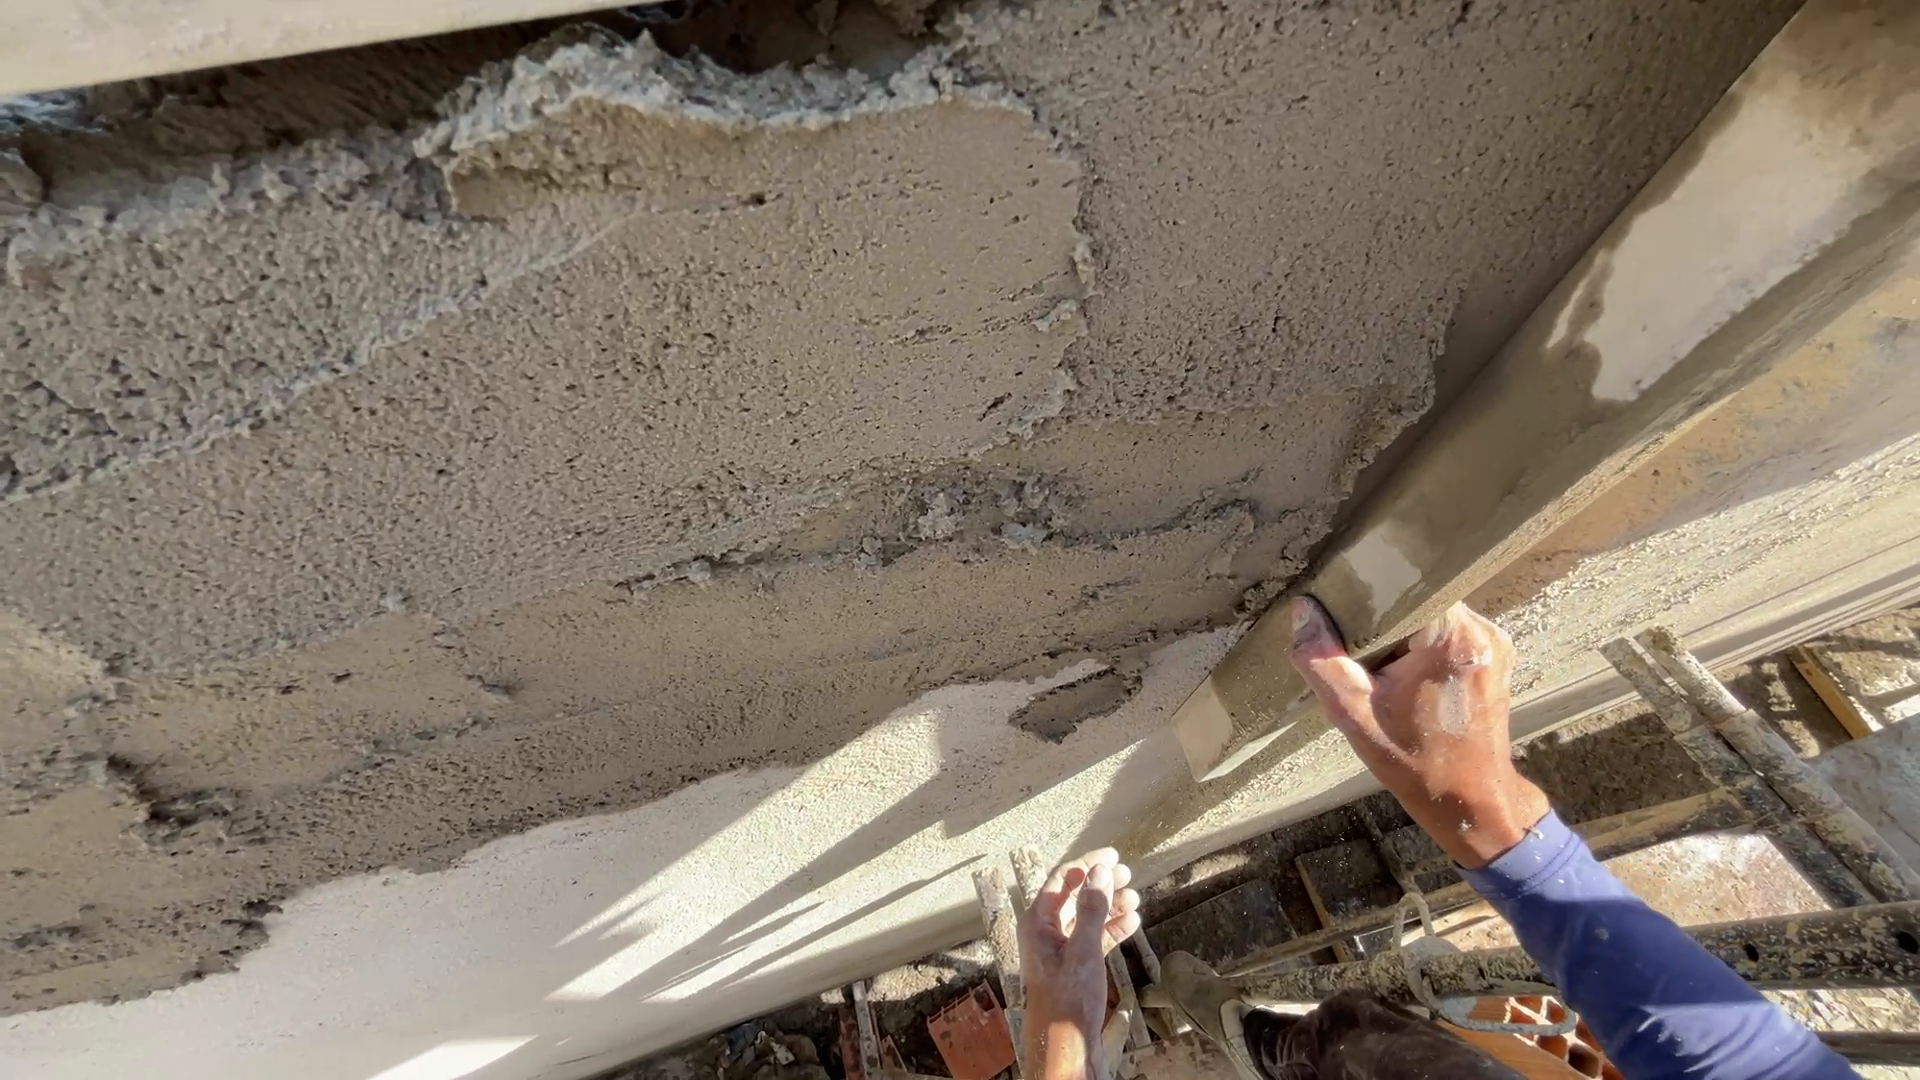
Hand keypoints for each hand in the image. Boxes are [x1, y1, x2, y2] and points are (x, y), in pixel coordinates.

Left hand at [1016, 848, 1141, 1078]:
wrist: (1066, 1050)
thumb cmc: (1067, 1002)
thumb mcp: (1083, 951)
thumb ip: (1092, 909)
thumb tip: (1100, 870)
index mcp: (1038, 922)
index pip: (1063, 879)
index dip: (1087, 864)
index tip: (1112, 855)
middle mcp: (1046, 932)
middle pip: (1076, 896)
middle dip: (1101, 884)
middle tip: (1127, 874)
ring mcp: (1061, 950)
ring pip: (1087, 917)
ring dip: (1110, 906)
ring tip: (1134, 898)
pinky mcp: (1075, 967)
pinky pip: (1094, 939)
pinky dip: (1112, 929)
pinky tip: (1132, 922)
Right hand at [1288, 597, 1549, 867]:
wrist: (1471, 802)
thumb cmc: (1414, 760)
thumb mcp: (1350, 712)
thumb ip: (1320, 658)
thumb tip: (1304, 609)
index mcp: (1450, 638)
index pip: (1403, 584)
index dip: (1368, 593)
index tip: (1344, 613)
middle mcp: (1481, 632)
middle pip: (1416, 597)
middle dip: (1381, 617)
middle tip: (1357, 648)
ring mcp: (1495, 643)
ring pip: (1429, 613)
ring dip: (1400, 631)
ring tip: (1378, 665)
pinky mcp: (1496, 656)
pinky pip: (1446, 630)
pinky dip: (1420, 644)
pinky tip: (1402, 674)